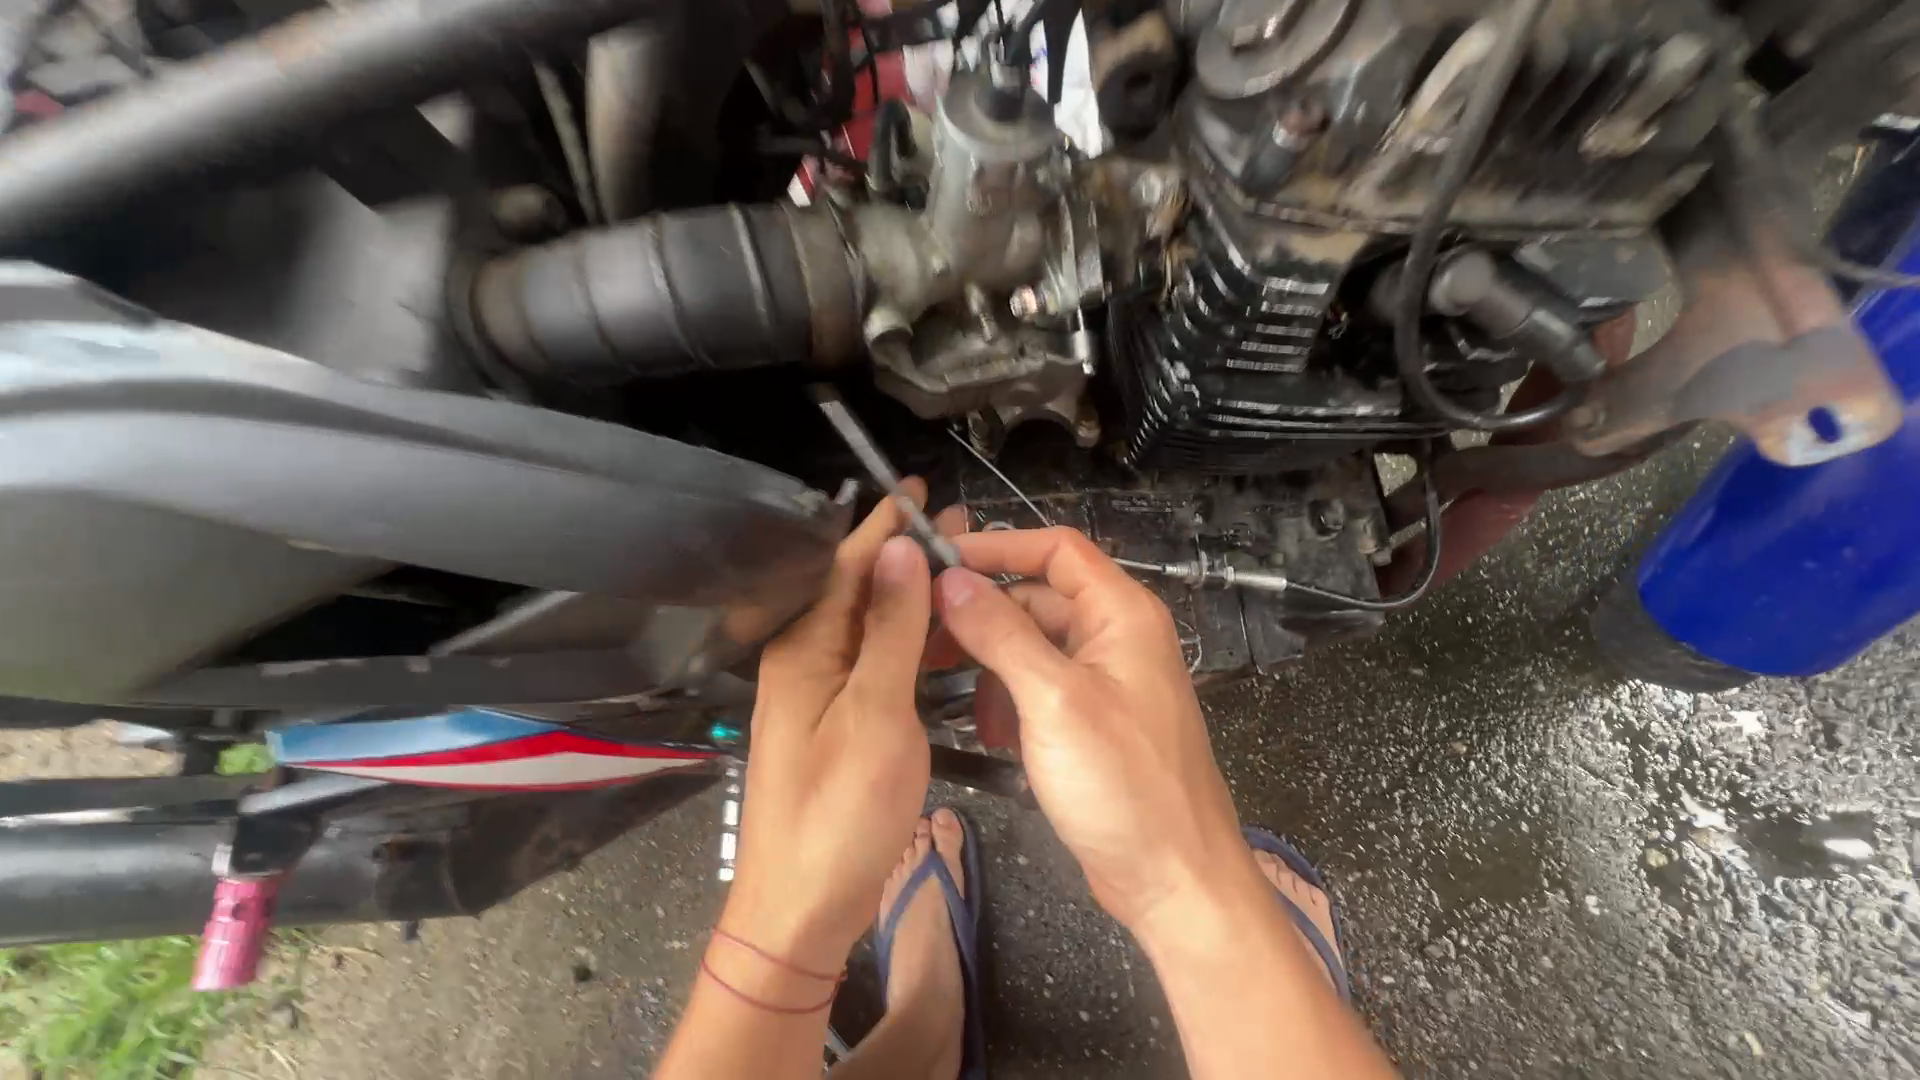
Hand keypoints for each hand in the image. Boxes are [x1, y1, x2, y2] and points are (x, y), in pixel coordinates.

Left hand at [720, 482, 935, 974]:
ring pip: (866, 627)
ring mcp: (817, 694)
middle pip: (856, 591)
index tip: (916, 489)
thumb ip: (889, 629)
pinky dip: (904, 643)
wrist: (800, 908)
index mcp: (805, 648)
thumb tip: (900, 551)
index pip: (848, 566)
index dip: (884, 526)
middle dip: (902, 554)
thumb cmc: (840, 811)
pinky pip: (871, 663)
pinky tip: (936, 640)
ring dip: (908, 597)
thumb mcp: (875, 712)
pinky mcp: (832, 724)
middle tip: (953, 526)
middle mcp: (804, 660)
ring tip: (955, 572)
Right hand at [932, 527, 1261, 934]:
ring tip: (947, 688)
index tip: (937, 559)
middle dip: (980, 614)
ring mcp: (1104, 680)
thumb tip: (949, 578)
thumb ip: (1000, 633)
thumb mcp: (1054, 699)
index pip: (1055, 549)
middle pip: (1037, 597)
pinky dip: (1008, 698)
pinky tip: (990, 731)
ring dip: (990, 662)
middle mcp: (1115, 636)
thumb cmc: (1122, 783)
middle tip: (923, 636)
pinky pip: (1040, 686)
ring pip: (1032, 645)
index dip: (996, 547)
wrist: (1174, 879)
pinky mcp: (1091, 720)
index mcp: (1121, 613)